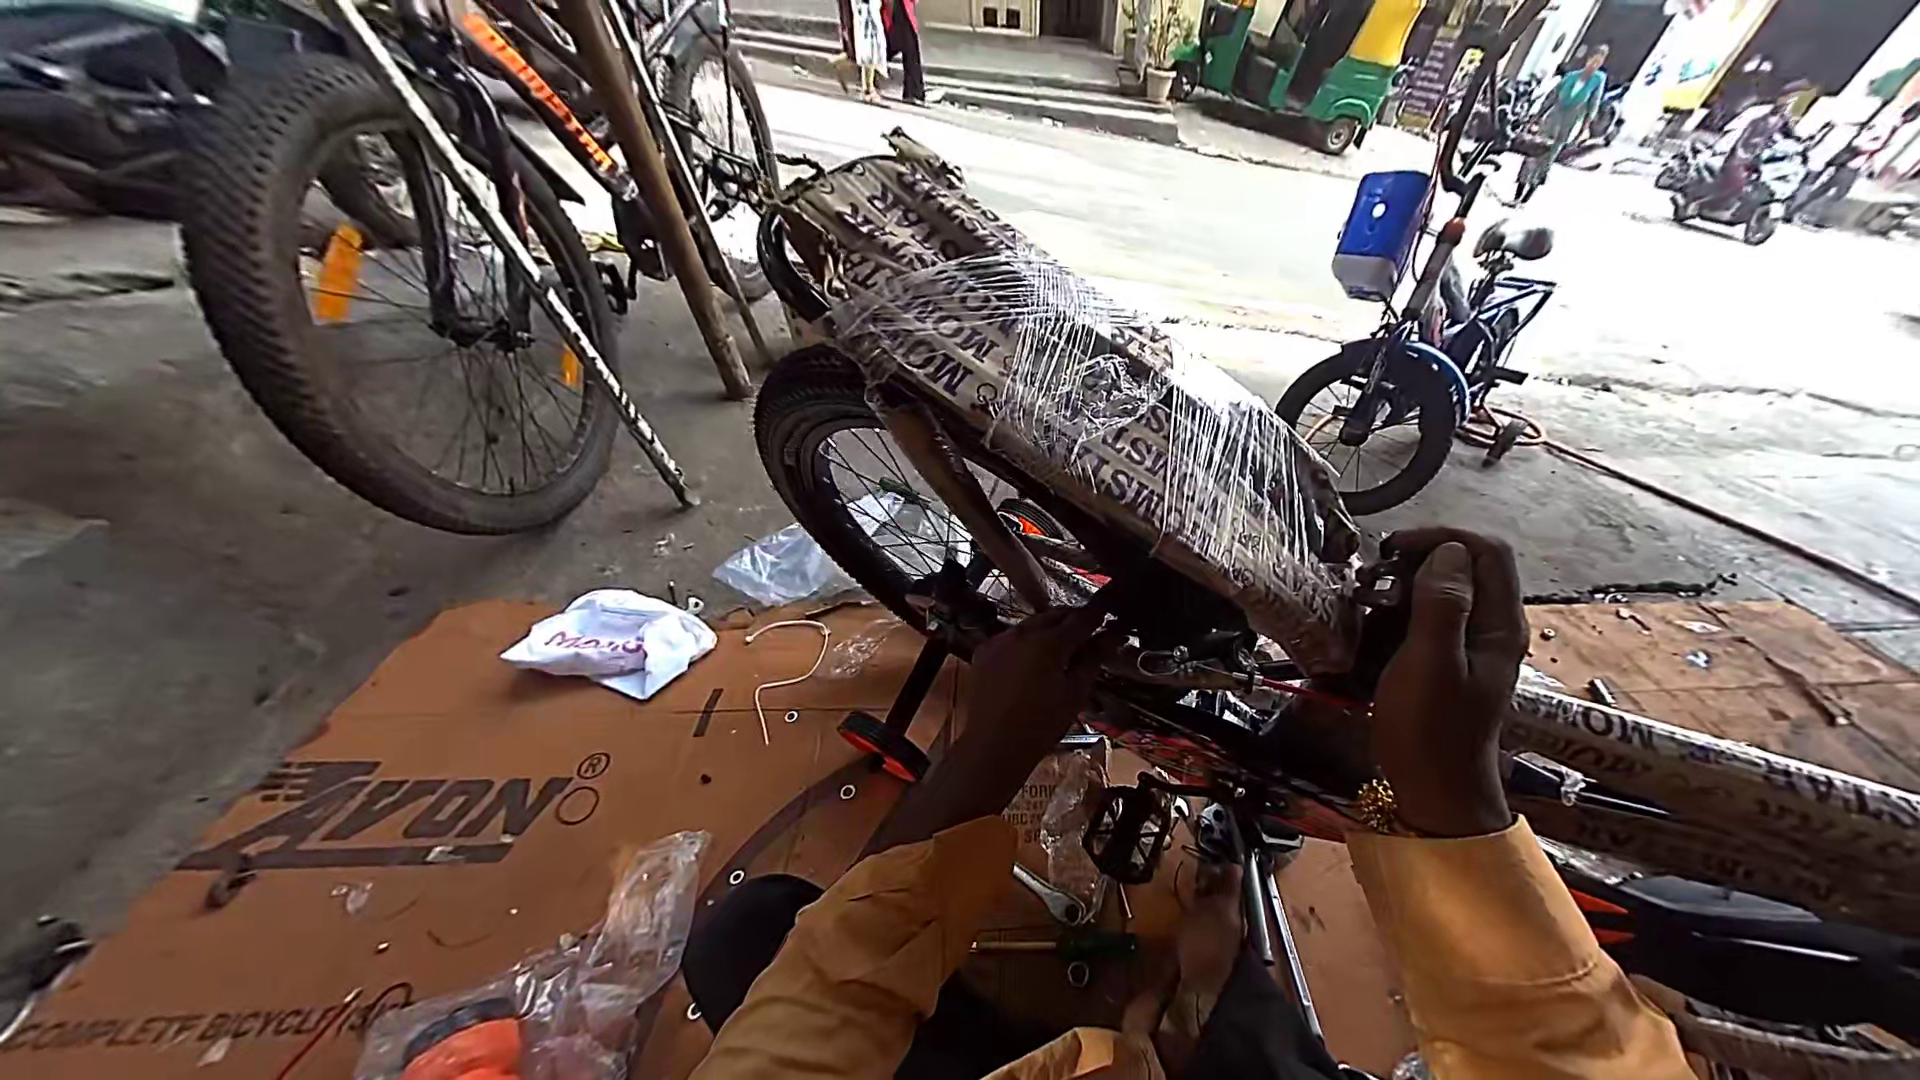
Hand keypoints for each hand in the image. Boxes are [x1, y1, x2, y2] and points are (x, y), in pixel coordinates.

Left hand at [959, 604, 1114, 755]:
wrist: (994, 745)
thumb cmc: (1040, 725)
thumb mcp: (1075, 692)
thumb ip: (1093, 658)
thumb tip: (1112, 636)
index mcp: (1048, 643)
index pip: (1080, 619)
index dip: (1098, 615)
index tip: (1109, 616)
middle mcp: (1021, 634)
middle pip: (1054, 615)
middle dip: (1073, 620)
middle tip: (1089, 634)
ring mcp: (1000, 640)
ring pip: (1031, 624)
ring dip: (1048, 629)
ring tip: (1062, 649)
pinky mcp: (985, 651)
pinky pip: (1011, 637)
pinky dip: (1025, 641)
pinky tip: (1032, 660)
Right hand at [1371, 529, 1527, 836]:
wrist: (1431, 784)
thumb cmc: (1428, 726)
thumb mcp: (1430, 663)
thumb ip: (1441, 605)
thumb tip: (1448, 551)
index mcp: (1498, 624)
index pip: (1485, 551)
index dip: (1440, 537)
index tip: (1390, 549)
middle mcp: (1490, 625)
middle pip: (1465, 564)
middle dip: (1417, 557)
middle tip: (1372, 575)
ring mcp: (1468, 642)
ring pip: (1442, 587)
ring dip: (1403, 582)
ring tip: (1366, 598)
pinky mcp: (1444, 655)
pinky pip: (1426, 613)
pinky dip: (1398, 606)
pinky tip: (1372, 622)